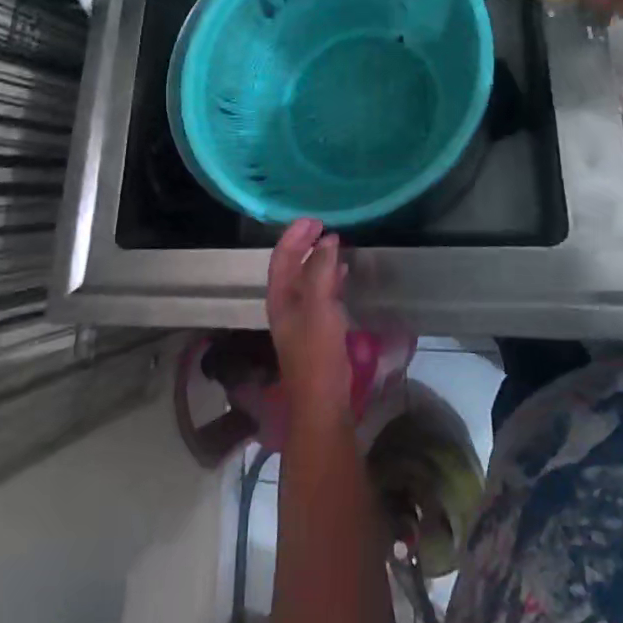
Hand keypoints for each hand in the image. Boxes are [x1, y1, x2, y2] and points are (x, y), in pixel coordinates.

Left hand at [266, 218, 351, 420]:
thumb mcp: (319, 307)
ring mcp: (300, 320)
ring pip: (305, 280)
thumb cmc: (317, 353)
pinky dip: (328, 278)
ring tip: (334, 244)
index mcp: (279, 298)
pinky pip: (320, 294)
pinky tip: (342, 275)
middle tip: (323, 226)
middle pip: (291, 267)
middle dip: (304, 244)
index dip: (295, 236)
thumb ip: (320, 272)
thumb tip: (327, 241)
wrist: (322, 402)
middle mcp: (285, 306)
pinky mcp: (316, 331)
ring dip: (317, 260)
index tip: (314, 220)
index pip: (282, 258)